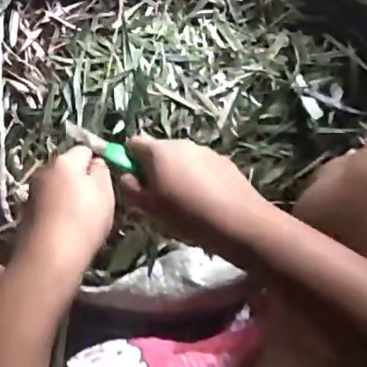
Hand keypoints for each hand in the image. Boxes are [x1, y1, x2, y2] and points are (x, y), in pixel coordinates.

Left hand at [17, 147, 115, 282]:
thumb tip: (95, 163)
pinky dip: (57, 210)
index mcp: (64, 159)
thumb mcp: (104, 191)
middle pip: (67, 167)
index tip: (105, 182)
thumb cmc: (84, 219)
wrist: (50, 255)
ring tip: (81, 217)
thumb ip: (102, 170)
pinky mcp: (27, 211)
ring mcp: (33, 190)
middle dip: (80, 179)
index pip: (84, 150)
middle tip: (95, 200)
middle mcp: (44, 169)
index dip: (96, 163)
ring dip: (67, 195)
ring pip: (57, 186)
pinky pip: (48, 203)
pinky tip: (65, 226)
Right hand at [117, 138, 273, 263]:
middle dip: (154, 171)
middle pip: (158, 152)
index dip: (128, 162)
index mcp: (158, 150)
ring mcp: (205, 151)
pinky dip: (198, 180)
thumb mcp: (149, 208)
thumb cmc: (187, 215)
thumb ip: (130, 188)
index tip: (134, 184)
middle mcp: (181, 143)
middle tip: (159, 199)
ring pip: (181, 160)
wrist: (240, 223)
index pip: (132, 144)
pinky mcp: (224, 162)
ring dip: (177, 176)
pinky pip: (202, 167)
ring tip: (185, 205)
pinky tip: (206, 204)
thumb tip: (126, 176)